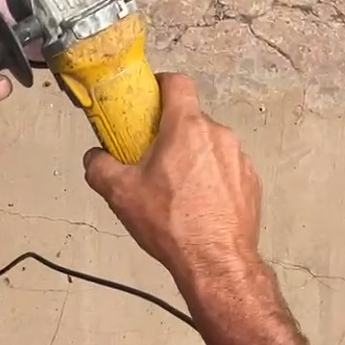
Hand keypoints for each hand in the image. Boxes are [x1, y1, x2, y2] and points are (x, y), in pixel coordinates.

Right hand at [84, 73, 263, 279]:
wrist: (216, 262)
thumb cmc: (173, 224)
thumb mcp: (120, 194)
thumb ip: (99, 167)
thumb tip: (94, 159)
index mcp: (186, 128)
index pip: (177, 83)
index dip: (160, 85)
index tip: (147, 99)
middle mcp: (218, 136)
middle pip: (190, 119)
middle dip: (170, 134)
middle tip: (150, 160)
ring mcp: (239, 159)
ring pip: (208, 146)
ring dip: (190, 159)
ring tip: (173, 191)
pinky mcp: (250, 183)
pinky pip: (225, 170)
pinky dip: (210, 180)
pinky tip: (195, 206)